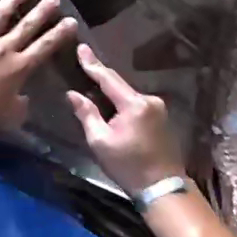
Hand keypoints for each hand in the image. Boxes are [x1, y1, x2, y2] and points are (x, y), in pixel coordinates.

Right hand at [66, 45, 181, 195]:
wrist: (163, 188)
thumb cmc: (128, 166)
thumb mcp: (100, 141)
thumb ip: (86, 114)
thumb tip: (73, 94)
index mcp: (134, 105)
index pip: (108, 79)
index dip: (92, 64)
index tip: (81, 47)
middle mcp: (149, 101)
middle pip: (118, 85)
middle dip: (100, 77)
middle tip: (82, 63)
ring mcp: (158, 109)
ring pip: (126, 94)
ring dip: (110, 92)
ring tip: (91, 85)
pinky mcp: (161, 118)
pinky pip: (135, 103)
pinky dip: (121, 102)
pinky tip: (109, 104)